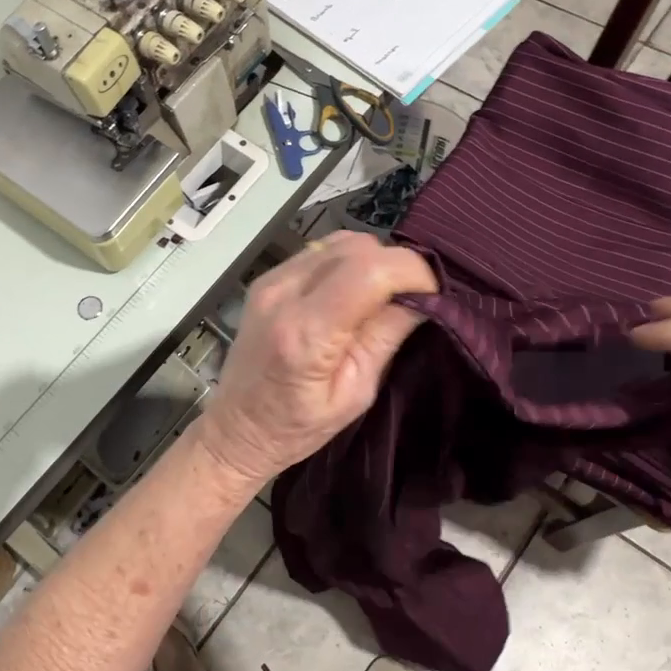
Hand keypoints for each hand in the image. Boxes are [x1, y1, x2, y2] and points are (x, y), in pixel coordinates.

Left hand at [193, 231, 436, 483]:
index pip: (371, 270)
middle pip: (358, 248)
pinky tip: (352, 295)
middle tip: (412, 299)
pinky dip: (347, 263)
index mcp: (306, 332)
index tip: (434, 295)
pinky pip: (321, 250)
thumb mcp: (355, 393)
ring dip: (372, 262)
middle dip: (396, 266)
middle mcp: (283, 294)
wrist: (237, 429)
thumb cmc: (296, 427)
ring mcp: (271, 281)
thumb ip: (386, 337)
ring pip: (340, 241)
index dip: (413, 272)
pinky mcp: (267, 278)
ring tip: (382, 298)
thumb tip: (424, 295)